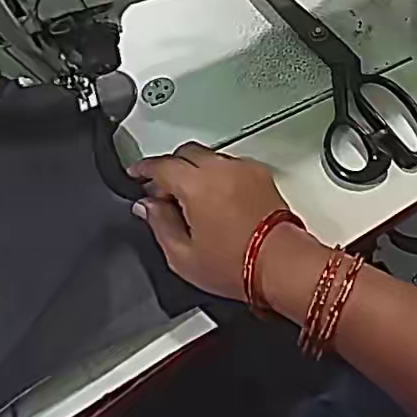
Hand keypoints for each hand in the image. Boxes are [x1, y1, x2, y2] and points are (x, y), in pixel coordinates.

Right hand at [128, 143, 304, 300]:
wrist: (281, 263)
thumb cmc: (238, 264)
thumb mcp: (183, 256)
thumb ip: (160, 224)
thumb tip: (148, 206)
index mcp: (198, 184)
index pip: (162, 165)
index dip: (144, 169)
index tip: (136, 174)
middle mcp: (222, 169)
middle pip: (186, 152)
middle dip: (170, 167)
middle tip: (161, 192)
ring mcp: (244, 168)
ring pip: (210, 157)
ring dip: (196, 170)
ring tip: (191, 201)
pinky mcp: (261, 174)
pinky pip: (231, 165)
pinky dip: (219, 175)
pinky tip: (217, 199)